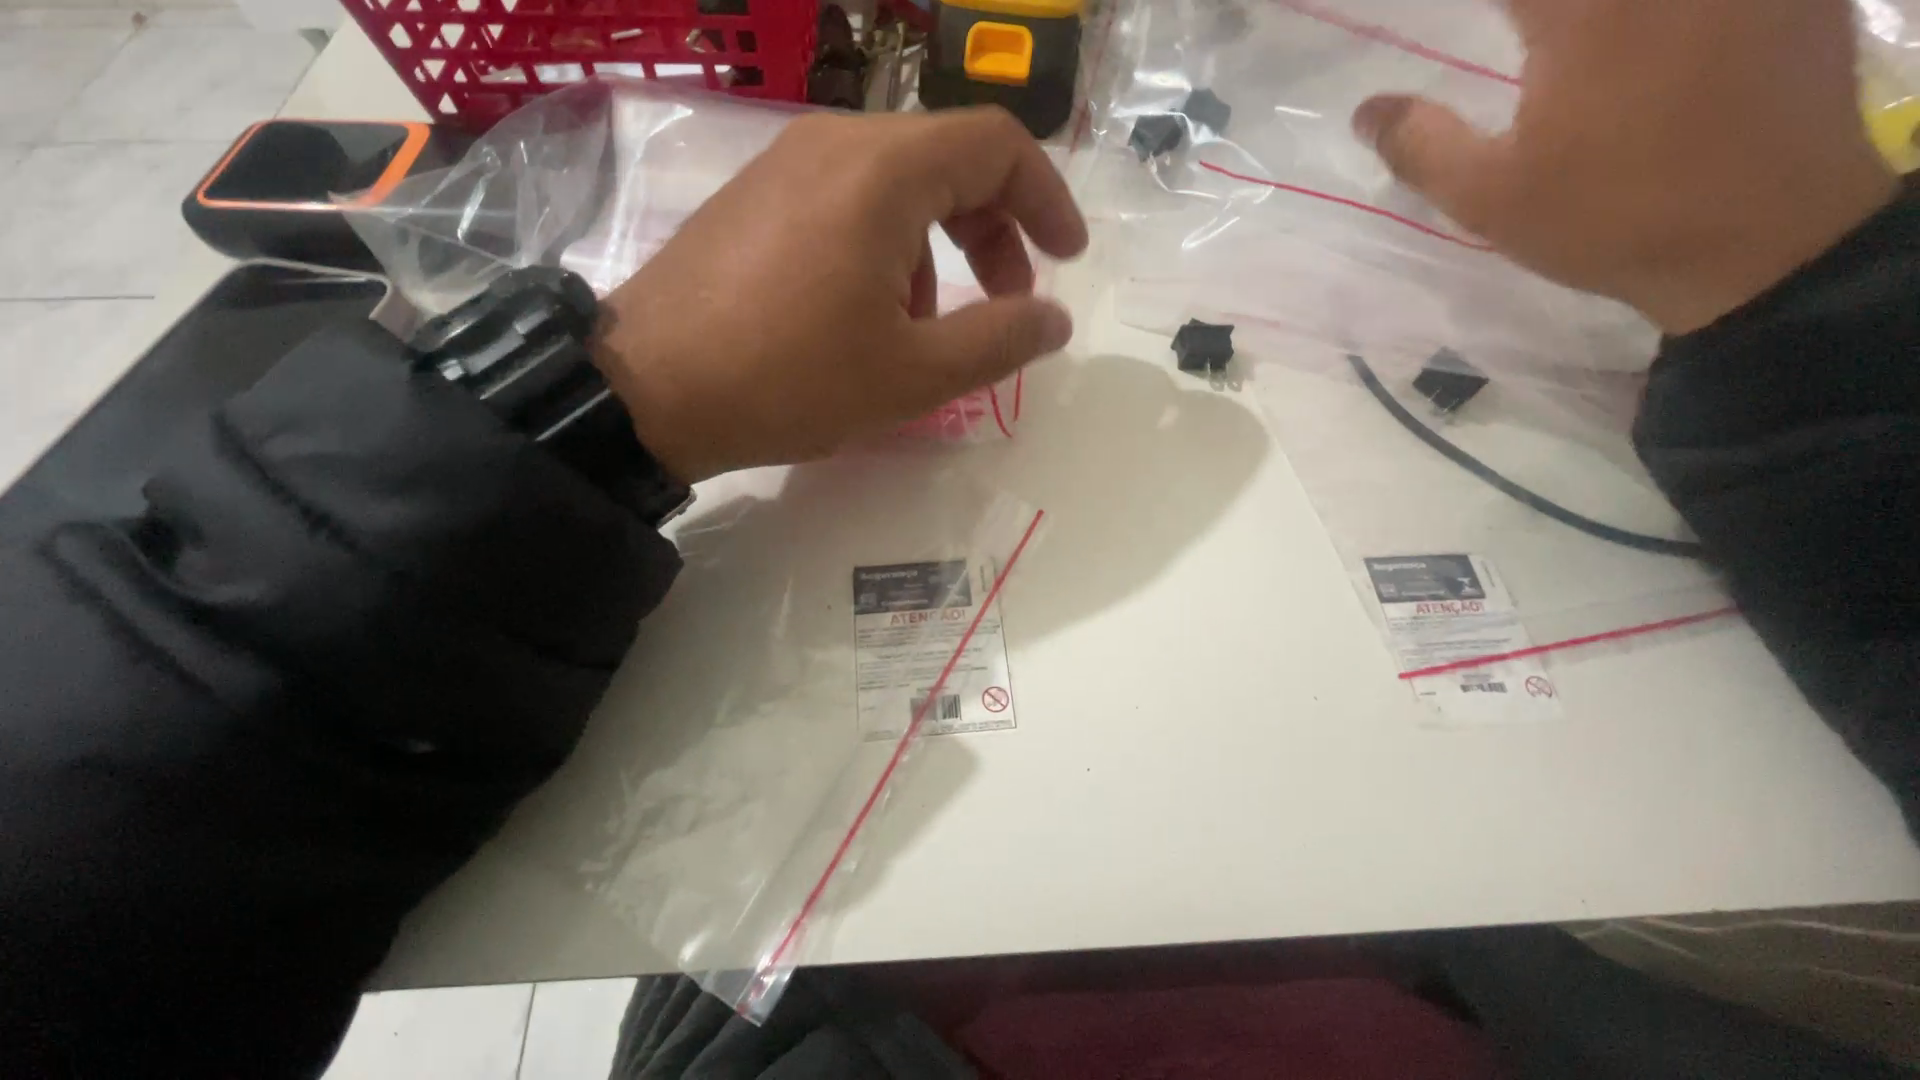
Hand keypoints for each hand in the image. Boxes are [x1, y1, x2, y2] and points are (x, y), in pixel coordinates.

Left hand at [590, 107, 1086, 483]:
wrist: (646, 389)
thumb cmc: (790, 379)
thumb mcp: (913, 374)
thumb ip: (999, 339)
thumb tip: (1055, 317)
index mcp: (884, 171)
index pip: (997, 145)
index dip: (1047, 199)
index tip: (1066, 260)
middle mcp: (836, 144)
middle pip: (948, 161)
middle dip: (994, 233)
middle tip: (1007, 304)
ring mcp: (786, 165)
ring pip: (897, 186)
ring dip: (938, 250)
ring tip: (923, 329)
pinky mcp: (755, 197)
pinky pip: (846, 202)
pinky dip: (885, 248)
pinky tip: (864, 316)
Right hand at [1354, 0, 1898, 333]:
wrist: (1764, 243)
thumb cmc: (1609, 219)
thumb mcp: (1490, 197)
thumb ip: (1420, 145)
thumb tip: (1367, 110)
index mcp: (1584, 11)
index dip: (1471, 4)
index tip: (1434, 22)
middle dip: (1527, 14)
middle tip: (1509, 34)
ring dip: (1580, 20)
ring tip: (1558, 43)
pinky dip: (1655, 19)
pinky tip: (1646, 39)